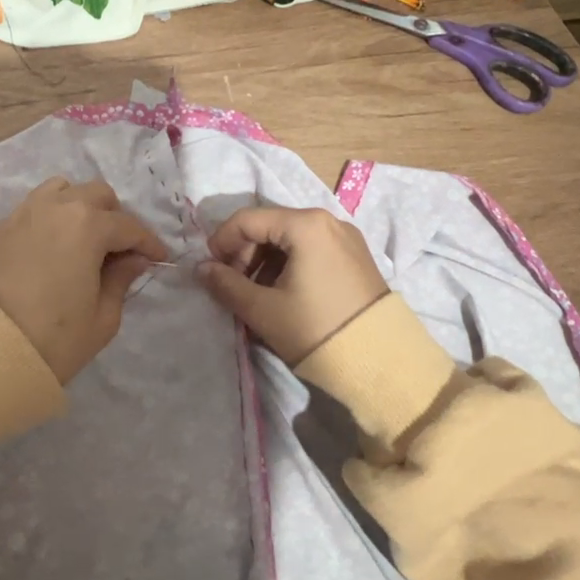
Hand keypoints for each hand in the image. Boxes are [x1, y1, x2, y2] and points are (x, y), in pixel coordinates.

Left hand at [0, 177, 171, 383]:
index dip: (148, 243)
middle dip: (116, 217)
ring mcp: (26, 213)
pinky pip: (37, 205)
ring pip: (63, 190)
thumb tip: (133, 259)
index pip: (128, 226)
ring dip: (81, 206)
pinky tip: (58, 243)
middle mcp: (57, 207)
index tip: (159, 259)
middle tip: (122, 249)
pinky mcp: (3, 227)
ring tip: (86, 239)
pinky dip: (54, 215)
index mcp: (88, 225)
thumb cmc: (54, 337)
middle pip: (97, 195)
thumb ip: (121, 280)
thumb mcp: (102, 317)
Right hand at [199, 206, 388, 364]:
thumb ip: (226, 284)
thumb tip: (202, 269)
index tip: (210, 269)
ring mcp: (346, 237)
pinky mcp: (355, 256)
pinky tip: (282, 293)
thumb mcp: (262, 309)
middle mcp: (328, 220)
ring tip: (256, 293)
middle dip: (244, 253)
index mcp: (305, 225)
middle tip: (233, 284)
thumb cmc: (313, 328)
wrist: (376, 359)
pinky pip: (311, 249)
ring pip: (290, 238)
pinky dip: (289, 264)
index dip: (221, 241)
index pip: (247, 220)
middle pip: (270, 225)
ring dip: (265, 261)